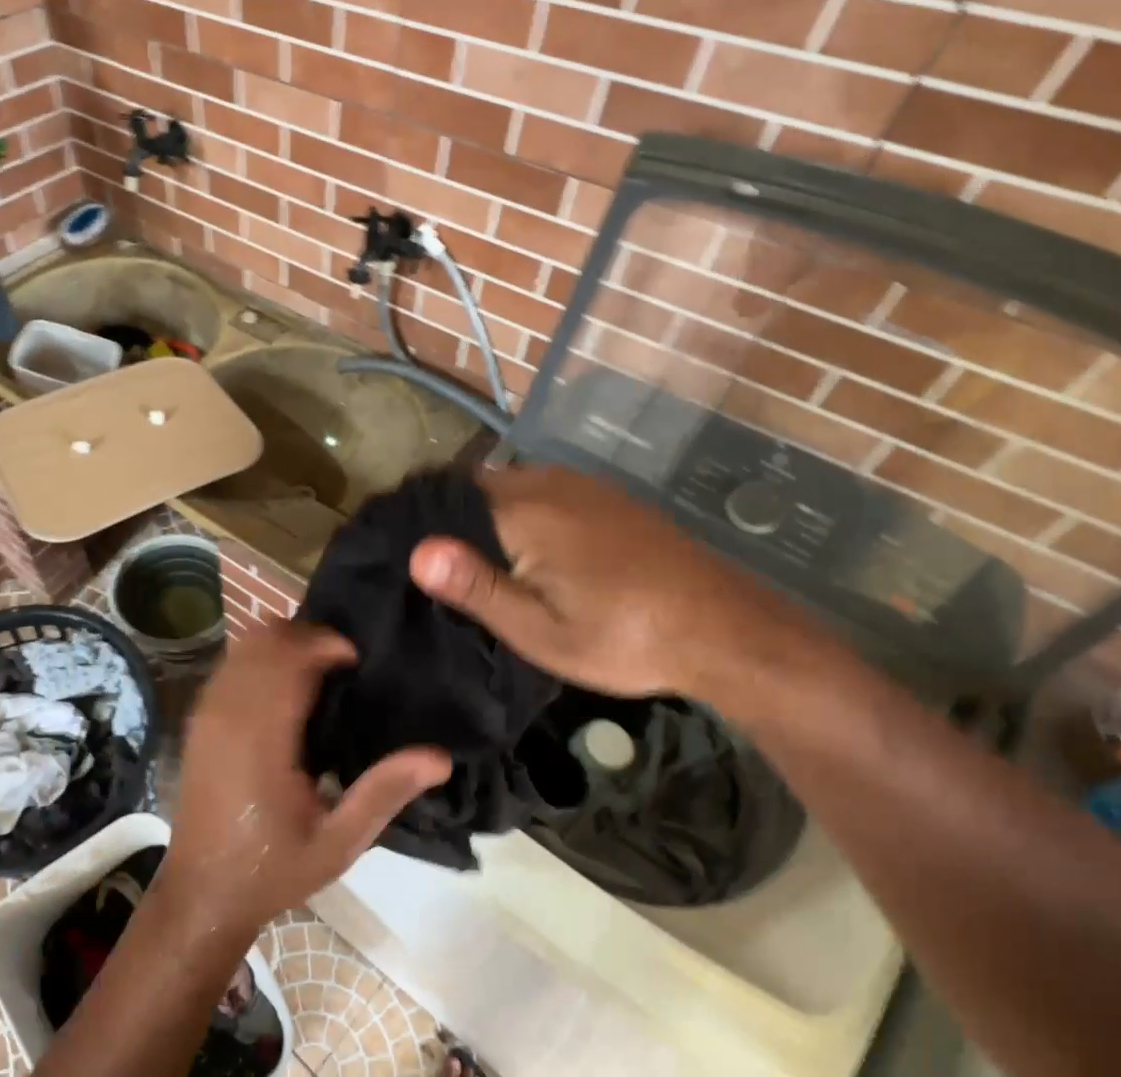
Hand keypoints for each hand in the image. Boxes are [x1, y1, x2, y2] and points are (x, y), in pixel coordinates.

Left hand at [161, 621, 452, 930]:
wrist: (202, 891)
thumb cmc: (273, 868)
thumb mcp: (338, 842)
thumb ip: (383, 793)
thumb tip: (439, 755)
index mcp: (261, 736)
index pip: (291, 656)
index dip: (329, 644)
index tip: (361, 663)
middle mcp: (227, 712)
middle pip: (266, 638)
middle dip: (309, 638)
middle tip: (347, 665)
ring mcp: (207, 712)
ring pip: (245, 645)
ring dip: (285, 645)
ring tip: (323, 673)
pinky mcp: (199, 720)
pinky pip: (231, 665)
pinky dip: (262, 660)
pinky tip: (288, 690)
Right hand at [408, 465, 813, 711]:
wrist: (722, 628)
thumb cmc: (622, 638)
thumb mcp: (540, 630)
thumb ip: (477, 586)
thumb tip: (416, 550)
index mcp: (525, 510)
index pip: (445, 497)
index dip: (418, 525)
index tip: (398, 558)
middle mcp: (548, 482)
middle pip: (475, 486)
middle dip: (449, 519)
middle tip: (432, 571)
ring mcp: (582, 485)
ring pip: (510, 486)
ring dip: (484, 516)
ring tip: (469, 565)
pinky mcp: (605, 497)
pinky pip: (542, 492)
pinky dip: (520, 514)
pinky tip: (523, 552)